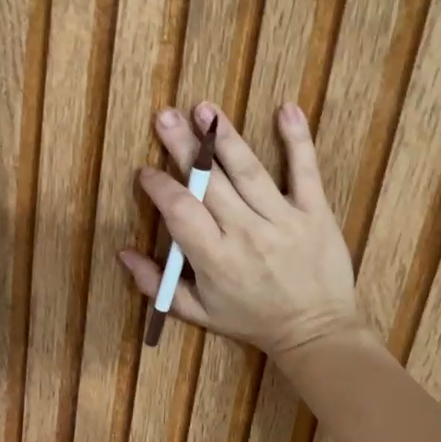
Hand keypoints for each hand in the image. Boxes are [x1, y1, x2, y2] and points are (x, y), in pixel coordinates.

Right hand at [119, 101, 365, 365]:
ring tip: (205, 109)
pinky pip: (305, 172)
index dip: (160, 187)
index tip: (145, 171)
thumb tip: (123, 252)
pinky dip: (296, 140)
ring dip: (224, 138)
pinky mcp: (315, 213)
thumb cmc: (251, 321)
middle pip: (210, 184)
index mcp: (215, 259)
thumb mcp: (197, 312)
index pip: (180, 212)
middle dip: (185, 148)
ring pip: (249, 171)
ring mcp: (284, 221)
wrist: (317, 332)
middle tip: (165, 116)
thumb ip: (157, 284)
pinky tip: (285, 109)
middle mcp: (247, 234)